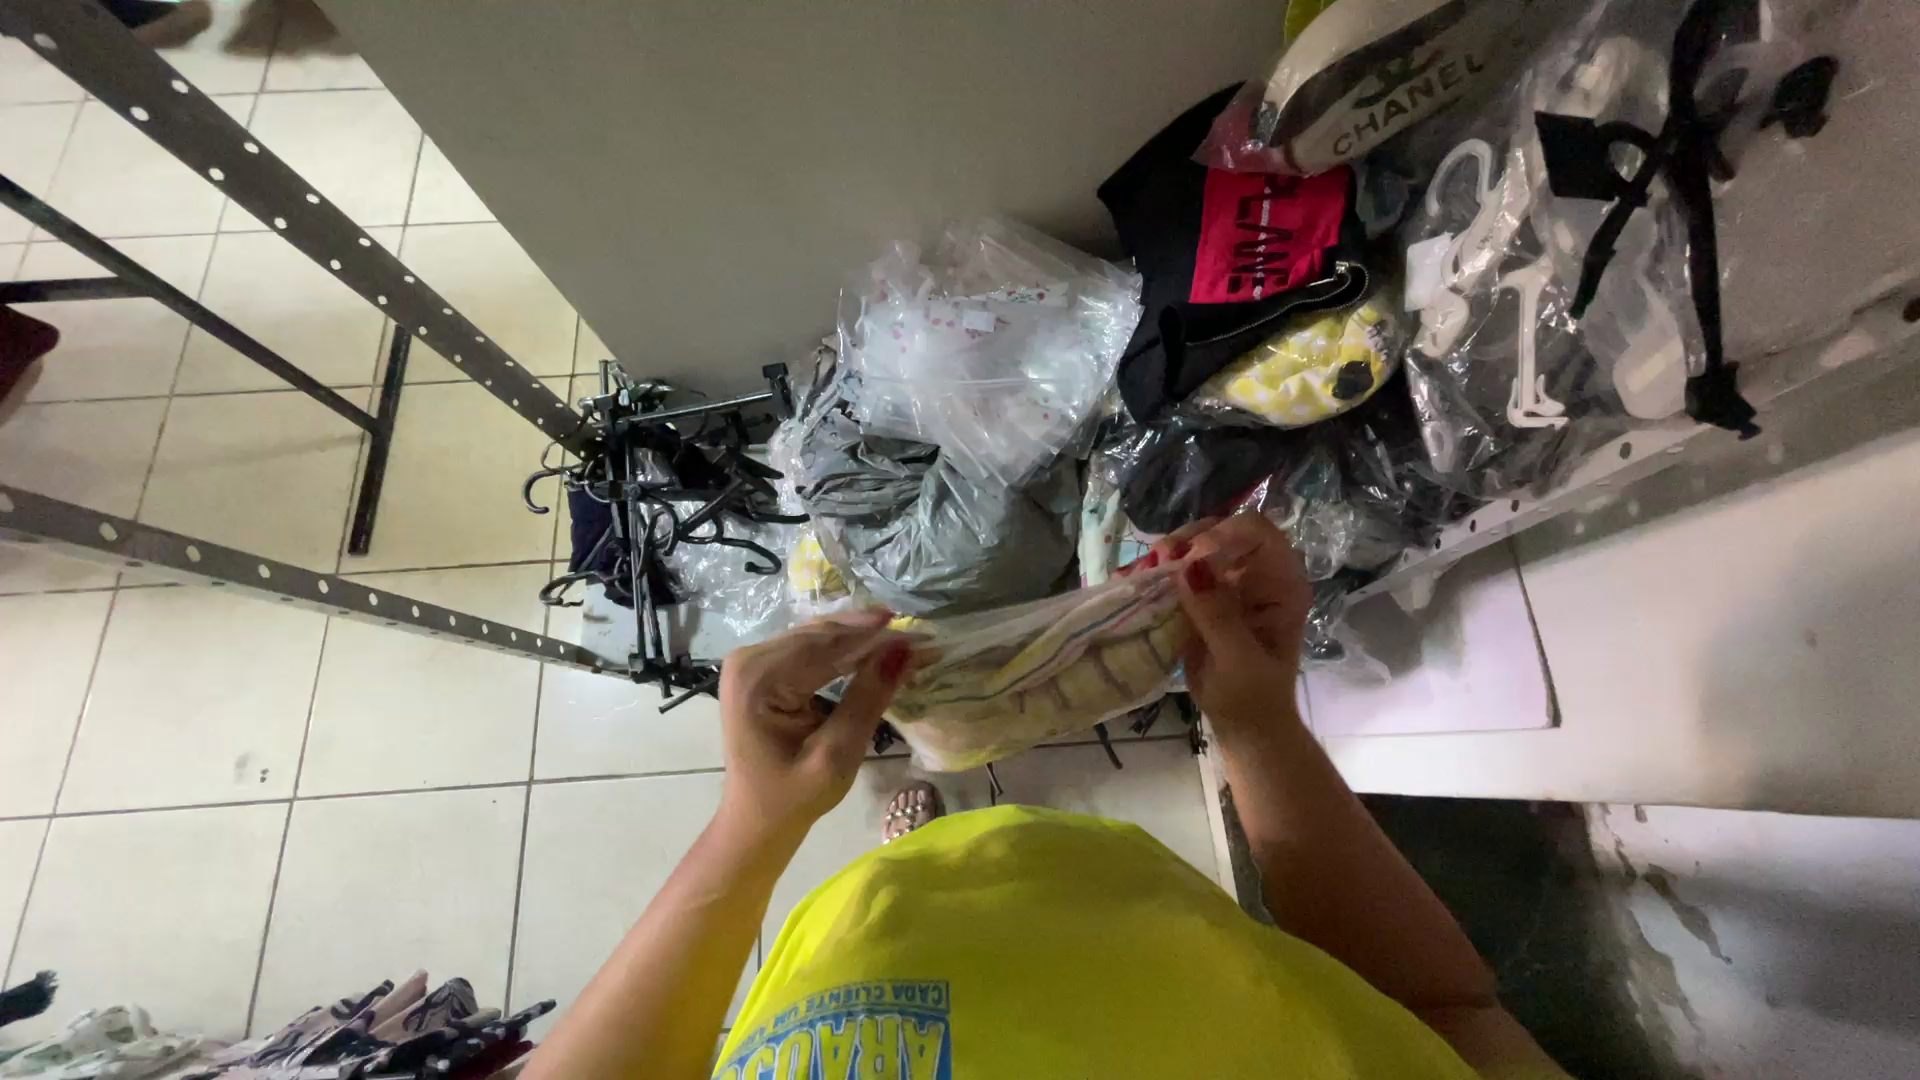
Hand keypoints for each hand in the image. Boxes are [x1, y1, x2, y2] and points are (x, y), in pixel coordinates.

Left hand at [715, 610, 911, 838]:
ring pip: (819, 636)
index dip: (878, 639)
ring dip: (863, 638)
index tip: (924, 639)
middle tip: (923, 639)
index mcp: (758, 680)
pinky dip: (845, 648)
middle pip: (823, 635)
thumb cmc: (793, 797)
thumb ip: (867, 699)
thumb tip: (903, 651)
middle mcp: (749, 659)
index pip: (828, 647)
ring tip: (906, 642)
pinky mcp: (761, 666)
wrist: (754, 820)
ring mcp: (752, 660)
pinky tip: (875, 648)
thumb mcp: (837, 755)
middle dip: (874, 635)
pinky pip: (809, 647)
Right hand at [1148, 514, 1311, 730]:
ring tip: (1141, 570)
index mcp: (1281, 583)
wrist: (1243, 725)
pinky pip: (1177, 569)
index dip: (1224, 534)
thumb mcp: (1238, 660)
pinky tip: (1134, 576)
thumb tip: (1188, 568)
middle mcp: (1256, 574)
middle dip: (1187, 539)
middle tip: (1158, 560)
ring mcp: (1227, 582)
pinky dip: (1155, 570)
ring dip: (1166, 552)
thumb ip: (1217, 614)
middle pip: (1221, 529)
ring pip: (1194, 544)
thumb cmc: (1252, 697)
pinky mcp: (1201, 595)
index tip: (1190, 557)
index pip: (1258, 533)